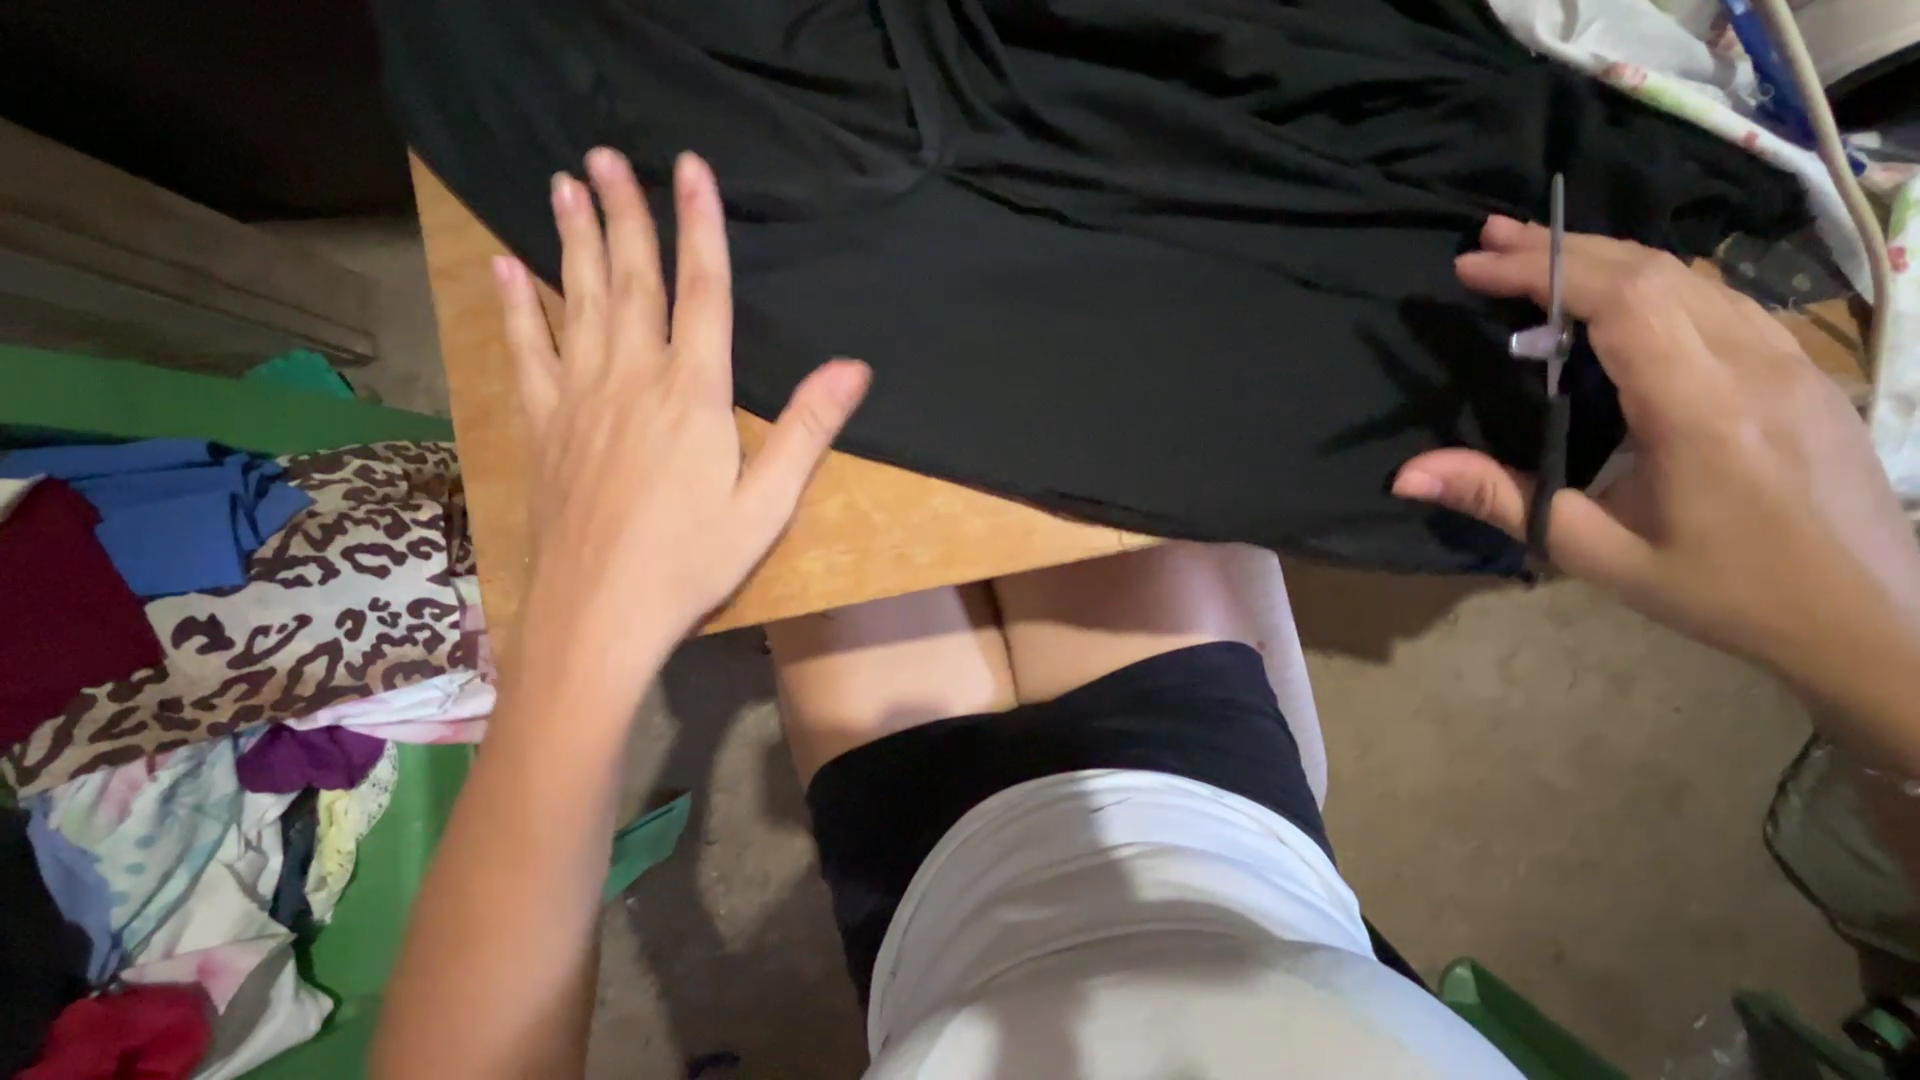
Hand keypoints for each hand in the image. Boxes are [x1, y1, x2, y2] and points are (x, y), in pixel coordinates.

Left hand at [492, 148, 869, 691]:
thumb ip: (806, 429)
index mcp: (692, 394)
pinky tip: (505, 269)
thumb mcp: (768, 504)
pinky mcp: (543, 425)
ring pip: (575, 301)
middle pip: (630, 280)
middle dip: (624, 213)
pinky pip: (526, 351)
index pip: (702, 291)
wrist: (600, 613)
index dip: (699, 226)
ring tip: (564, 183)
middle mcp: (632, 378)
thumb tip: (853, 367)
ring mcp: (579, 398)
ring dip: (570, 239)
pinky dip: (516, 307)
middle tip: (606, 154)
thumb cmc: (693, 562)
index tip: (690, 168)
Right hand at [1394, 217, 1919, 712]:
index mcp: (1702, 410)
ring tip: (1533, 255)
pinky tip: (1608, 299)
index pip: (1625, 301)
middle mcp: (1754, 365)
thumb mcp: (1598, 553)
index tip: (1474, 267)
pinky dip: (1647, 281)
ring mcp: (1789, 358)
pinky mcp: (1799, 366)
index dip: (1544, 270)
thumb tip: (1406, 474)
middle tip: (1487, 242)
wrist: (1872, 613)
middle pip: (1655, 271)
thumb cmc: (1725, 589)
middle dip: (1563, 247)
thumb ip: (1503, 501)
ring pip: (1691, 276)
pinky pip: (1717, 299)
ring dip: (1606, 257)